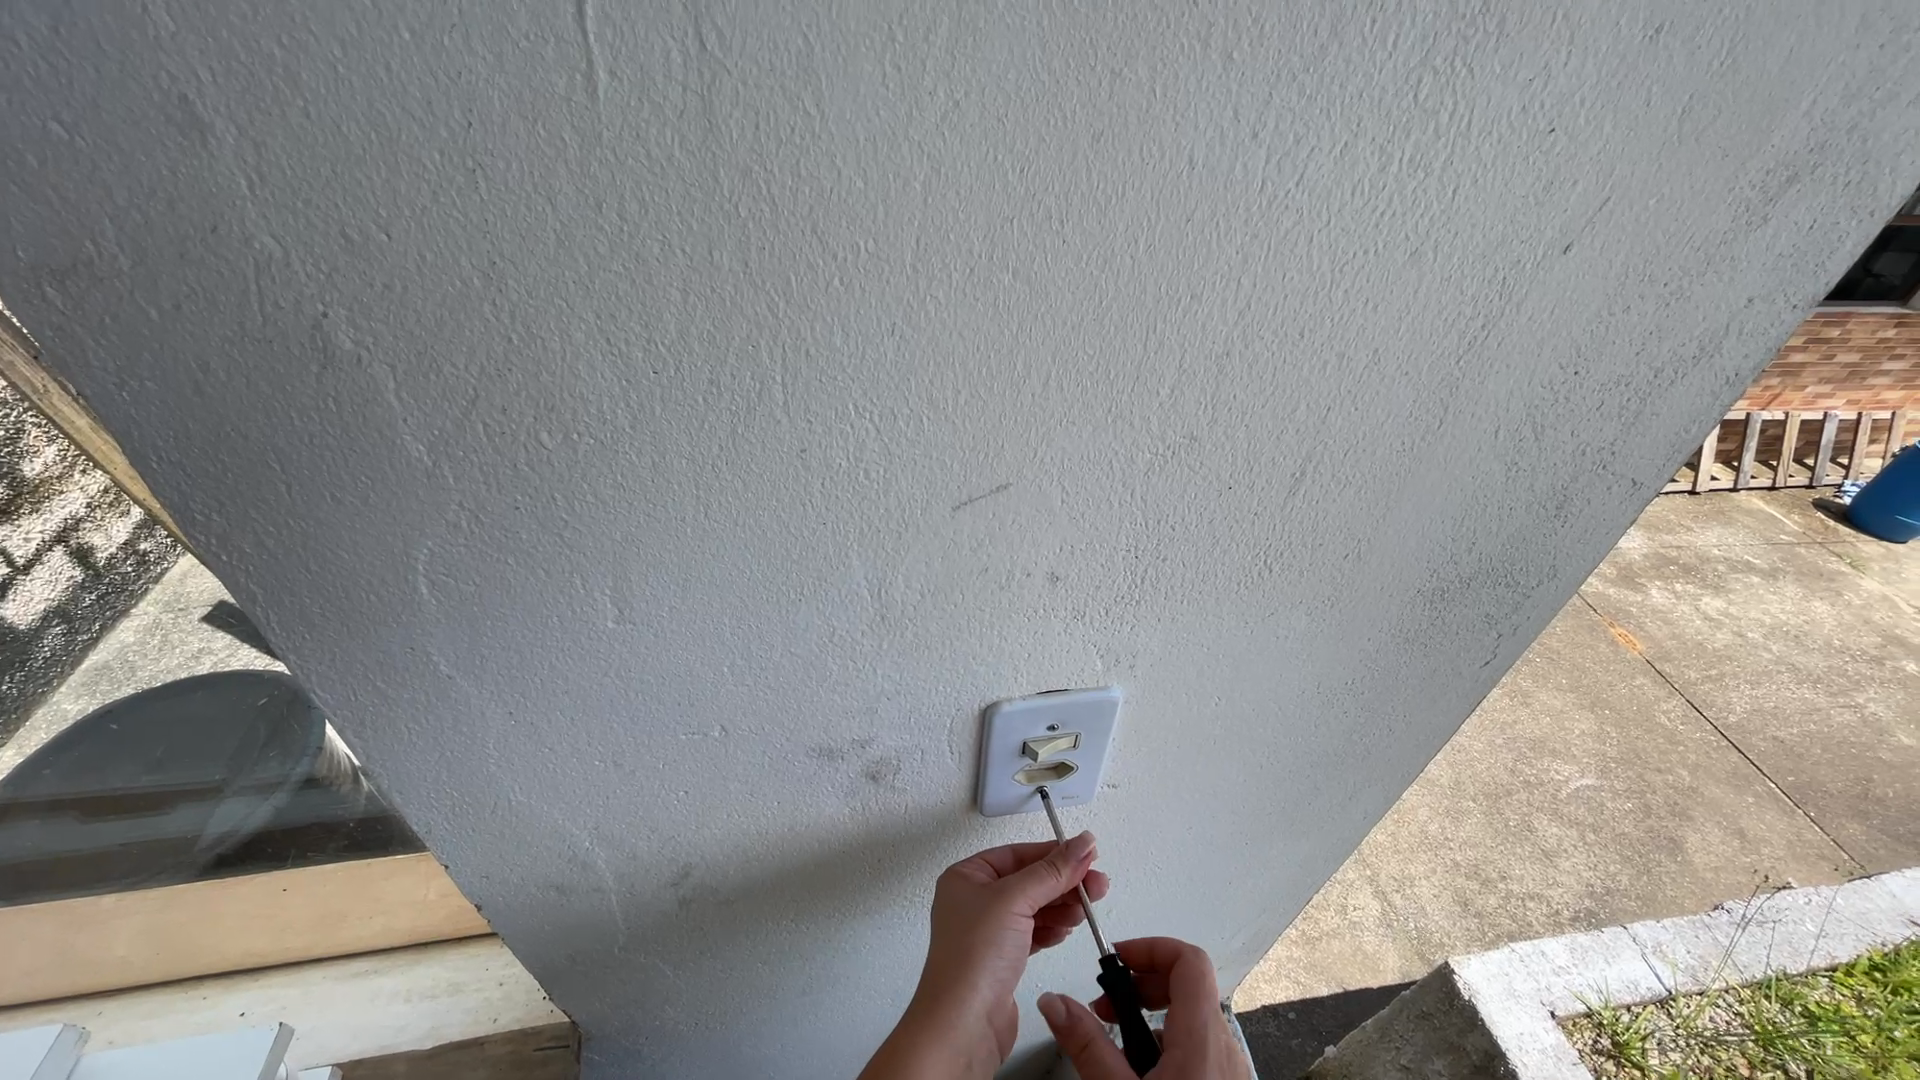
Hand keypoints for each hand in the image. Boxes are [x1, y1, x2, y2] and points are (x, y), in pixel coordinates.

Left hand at [858, 833, 1108, 1079]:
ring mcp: (988, 932)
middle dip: (1063, 882)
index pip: (1017, 853)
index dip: (1053, 853)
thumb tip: (1081, 843)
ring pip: (1034, 907)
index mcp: (967, 877)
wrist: (964, 1024)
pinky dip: (1052, 928)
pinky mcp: (1002, 959)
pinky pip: (1033, 933)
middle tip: (1097, 884)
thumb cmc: (973, 958)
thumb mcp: (1015, 899)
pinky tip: (1066, 928)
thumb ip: (1053, 871)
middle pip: (1029, 880)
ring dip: (1061, 905)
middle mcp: (974, 901)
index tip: (1086, 854)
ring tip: (1085, 908)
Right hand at [1037, 937, 1249, 1079]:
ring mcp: (1231, 1071)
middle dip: (1143, 981)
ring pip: (1195, 1016)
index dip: (1150, 947)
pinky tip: (1142, 1071)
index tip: (1116, 960)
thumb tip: (1055, 1003)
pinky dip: (1169, 1039)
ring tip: (1117, 1041)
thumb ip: (1087, 1045)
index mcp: (1202, 1041)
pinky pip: (1202, 1045)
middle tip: (1107, 1003)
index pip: (1188, 960)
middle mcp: (1225, 1049)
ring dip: (1153, 1012)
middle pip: (1190, 983)